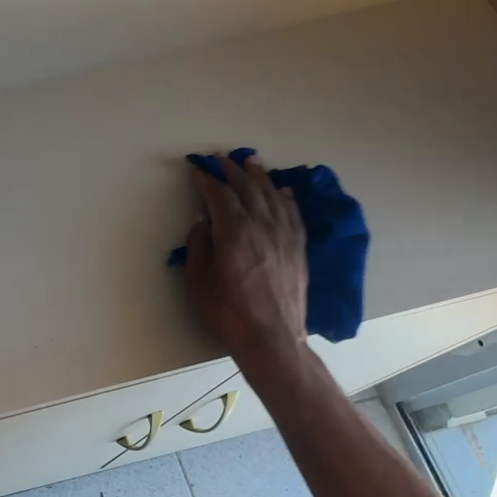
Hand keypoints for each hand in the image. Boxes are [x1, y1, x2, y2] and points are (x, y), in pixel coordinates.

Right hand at [184, 154, 307, 366]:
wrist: (270, 338)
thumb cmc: (226, 313)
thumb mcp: (197, 282)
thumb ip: (198, 246)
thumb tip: (201, 220)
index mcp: (233, 232)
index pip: (219, 196)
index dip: (207, 181)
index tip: (198, 171)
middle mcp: (261, 226)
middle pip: (247, 189)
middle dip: (232, 171)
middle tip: (221, 158)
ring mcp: (283, 236)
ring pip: (272, 196)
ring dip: (259, 177)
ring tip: (251, 162)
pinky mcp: (298, 249)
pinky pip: (293, 214)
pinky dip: (286, 199)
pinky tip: (282, 191)